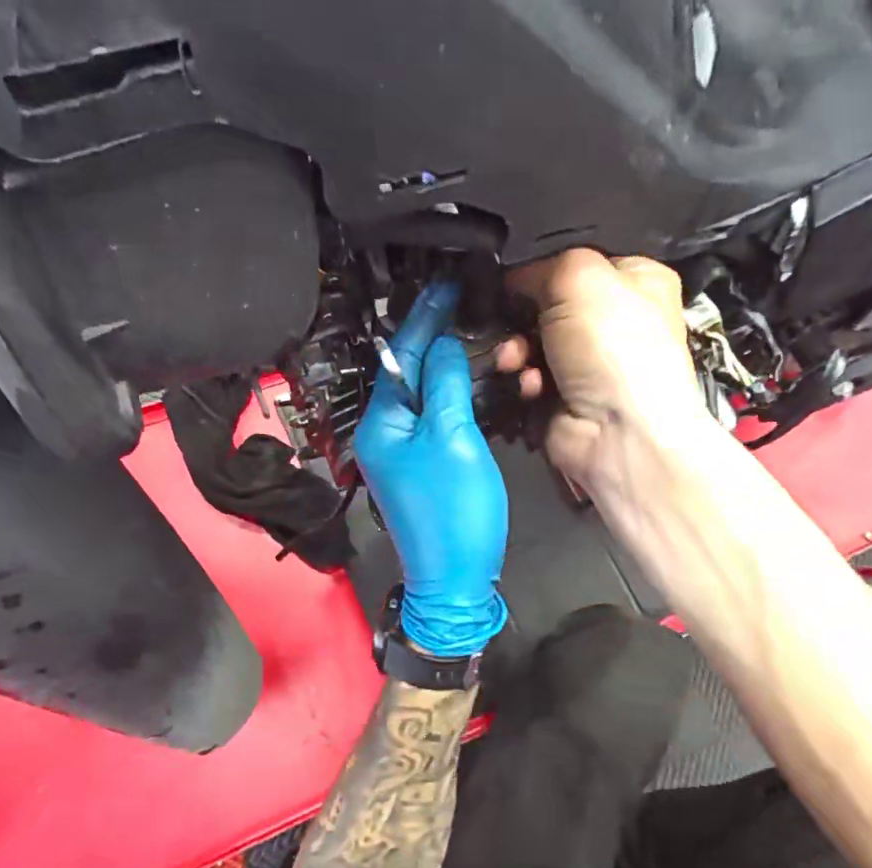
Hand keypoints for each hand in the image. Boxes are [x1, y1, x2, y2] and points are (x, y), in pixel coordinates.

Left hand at [355, 283, 508, 657]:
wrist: (456, 578)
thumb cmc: (454, 513)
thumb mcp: (453, 439)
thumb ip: (445, 384)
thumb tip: (442, 342)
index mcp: (382, 422)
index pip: (403, 355)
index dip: (427, 317)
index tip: (447, 286)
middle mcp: (386, 432)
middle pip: (415, 373)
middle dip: (445, 342)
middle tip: (476, 313)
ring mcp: (405, 451)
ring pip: (431, 395)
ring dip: (458, 371)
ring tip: (489, 348)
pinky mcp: (426, 465)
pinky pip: (441, 420)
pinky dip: (461, 400)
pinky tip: (482, 386)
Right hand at [498, 250, 714, 489]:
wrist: (620, 435)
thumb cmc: (618, 351)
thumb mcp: (580, 276)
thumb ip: (542, 266)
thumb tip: (515, 281)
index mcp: (636, 283)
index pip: (580, 265)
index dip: (545, 270)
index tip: (515, 280)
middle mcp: (615, 326)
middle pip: (549, 308)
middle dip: (522, 318)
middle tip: (511, 324)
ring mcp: (590, 369)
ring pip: (533, 348)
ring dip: (517, 353)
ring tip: (516, 361)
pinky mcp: (565, 403)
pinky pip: (530, 384)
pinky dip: (524, 384)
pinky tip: (531, 387)